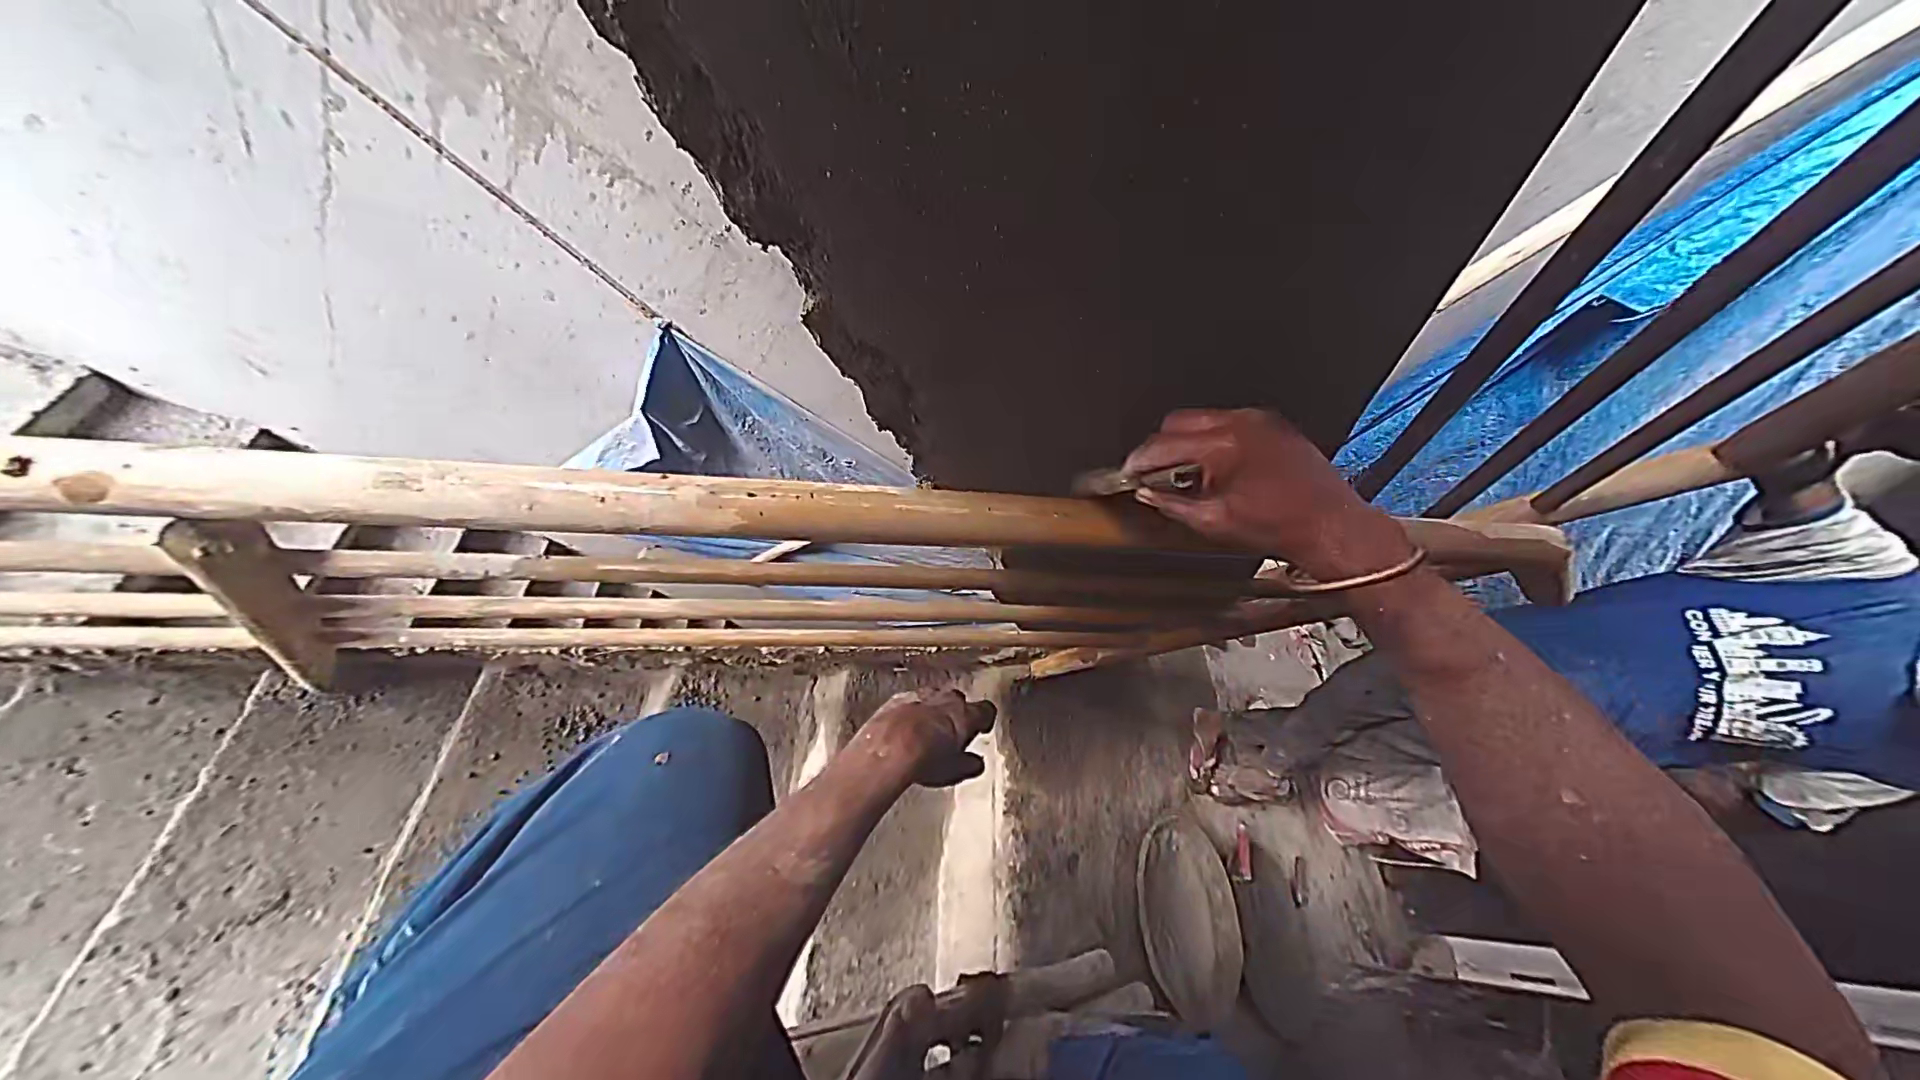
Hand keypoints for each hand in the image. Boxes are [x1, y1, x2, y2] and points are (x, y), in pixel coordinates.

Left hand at [865, 688, 996, 787]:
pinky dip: (910, 714)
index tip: (981, 729)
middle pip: (957, 702)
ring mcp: (920, 696)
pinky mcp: (897, 699)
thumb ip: (970, 763)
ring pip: (932, 700)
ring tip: (925, 736)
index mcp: (966, 714)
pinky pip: (909, 703)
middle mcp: (946, 700)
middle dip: (956, 716)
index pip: (985, 710)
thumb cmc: (926, 758)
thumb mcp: (956, 770)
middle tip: (951, 737)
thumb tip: (975, 763)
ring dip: (932, 714)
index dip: (984, 720)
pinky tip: (904, 732)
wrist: (888, 749)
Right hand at [1122, 409, 1414, 579]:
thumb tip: (1146, 494)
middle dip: (1159, 447)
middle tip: (1152, 474)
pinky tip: (1215, 469)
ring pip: (1201, 419)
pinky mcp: (1272, 425)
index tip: (1129, 473)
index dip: (1138, 461)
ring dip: (1185, 443)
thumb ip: (1170, 504)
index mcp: (1223, 446)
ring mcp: (1259, 421)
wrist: (1330, 526)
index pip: (1162, 444)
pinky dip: (1211, 441)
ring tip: (1187, 476)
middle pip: (1176, 422)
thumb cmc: (1282, 526)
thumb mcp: (1212, 522)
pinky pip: (1227, 423)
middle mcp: (1241, 423)